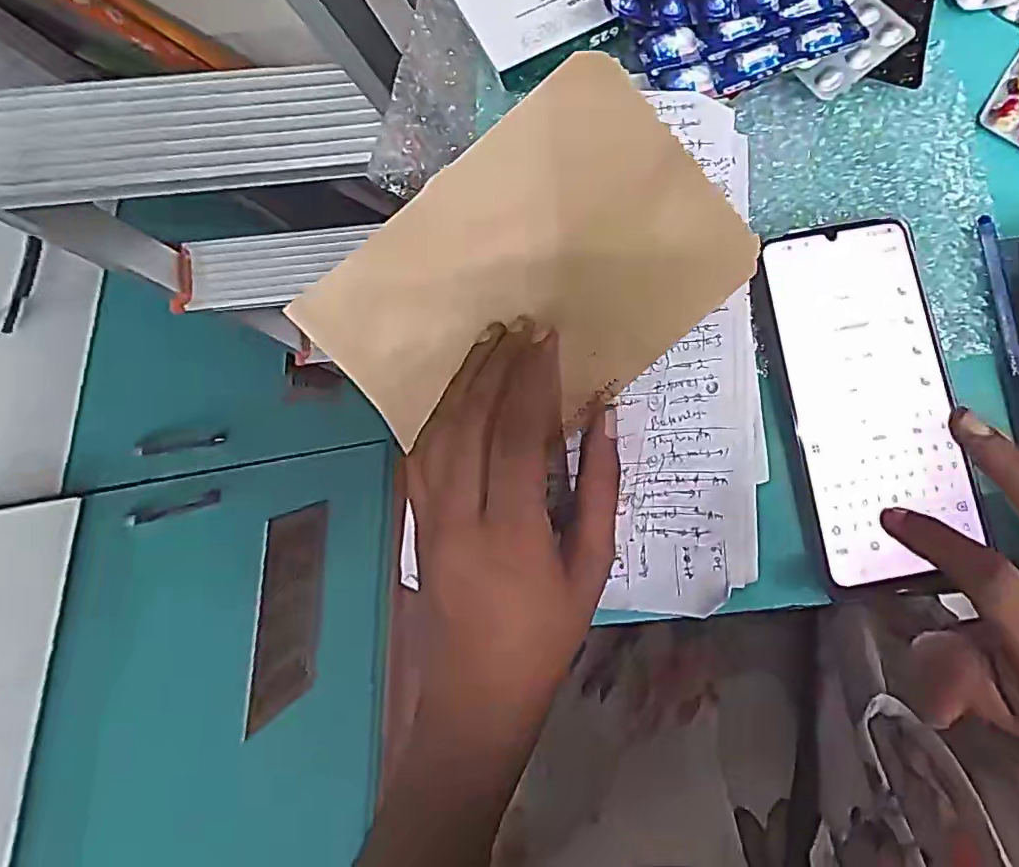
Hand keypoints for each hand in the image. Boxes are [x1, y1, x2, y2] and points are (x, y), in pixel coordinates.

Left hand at [406, 319, 620, 725]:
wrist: (479, 692)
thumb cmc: (547, 631)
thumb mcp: (592, 564)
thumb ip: (599, 488)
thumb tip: (603, 421)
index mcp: (511, 533)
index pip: (515, 437)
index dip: (531, 381)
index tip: (546, 340)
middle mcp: (459, 518)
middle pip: (470, 424)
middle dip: (495, 368)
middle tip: (518, 327)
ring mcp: (428, 520)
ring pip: (437, 434)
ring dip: (462, 382)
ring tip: (487, 342)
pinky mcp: (415, 523)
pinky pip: (419, 456)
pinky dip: (437, 414)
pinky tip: (454, 391)